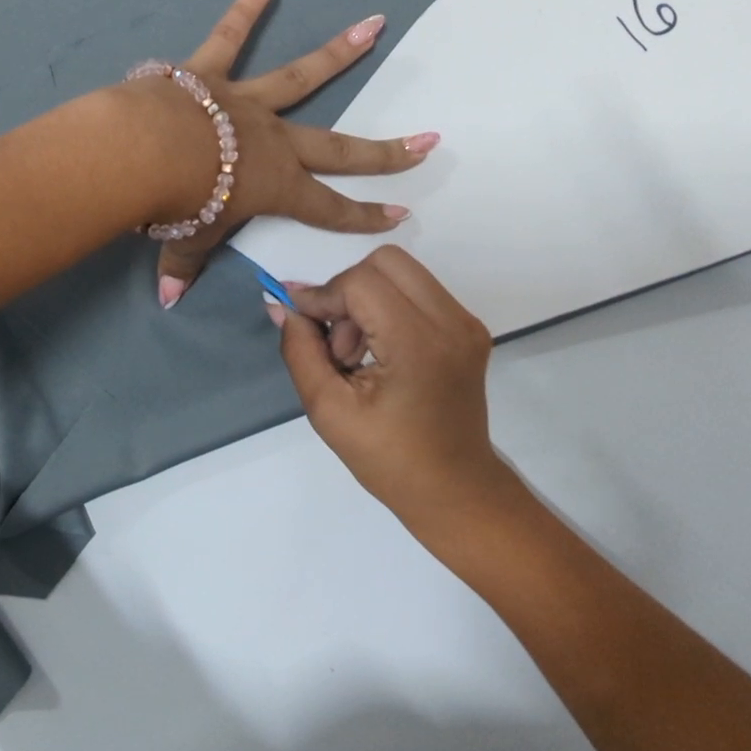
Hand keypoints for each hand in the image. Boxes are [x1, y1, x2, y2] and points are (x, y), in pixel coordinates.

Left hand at [150, 0, 441, 306]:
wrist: (145, 152)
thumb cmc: (172, 202)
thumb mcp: (183, 241)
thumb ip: (180, 267)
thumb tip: (167, 301)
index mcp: (274, 188)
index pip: (328, 210)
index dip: (363, 217)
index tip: (399, 214)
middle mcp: (273, 142)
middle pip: (337, 149)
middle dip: (383, 151)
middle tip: (427, 141)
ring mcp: (246, 102)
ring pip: (301, 77)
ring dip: (340, 53)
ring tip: (374, 25)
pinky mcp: (210, 73)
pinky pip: (230, 35)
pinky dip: (248, 5)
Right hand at [274, 246, 513, 525]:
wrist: (454, 489)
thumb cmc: (388, 459)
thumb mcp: (327, 410)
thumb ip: (300, 350)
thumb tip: (281, 305)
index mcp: (418, 345)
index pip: (361, 282)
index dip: (323, 296)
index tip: (303, 324)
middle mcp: (451, 323)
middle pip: (386, 261)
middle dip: (347, 289)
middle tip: (336, 339)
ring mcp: (466, 323)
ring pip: (402, 271)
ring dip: (367, 298)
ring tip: (356, 353)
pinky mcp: (469, 328)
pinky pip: (418, 290)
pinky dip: (388, 307)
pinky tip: (378, 351)